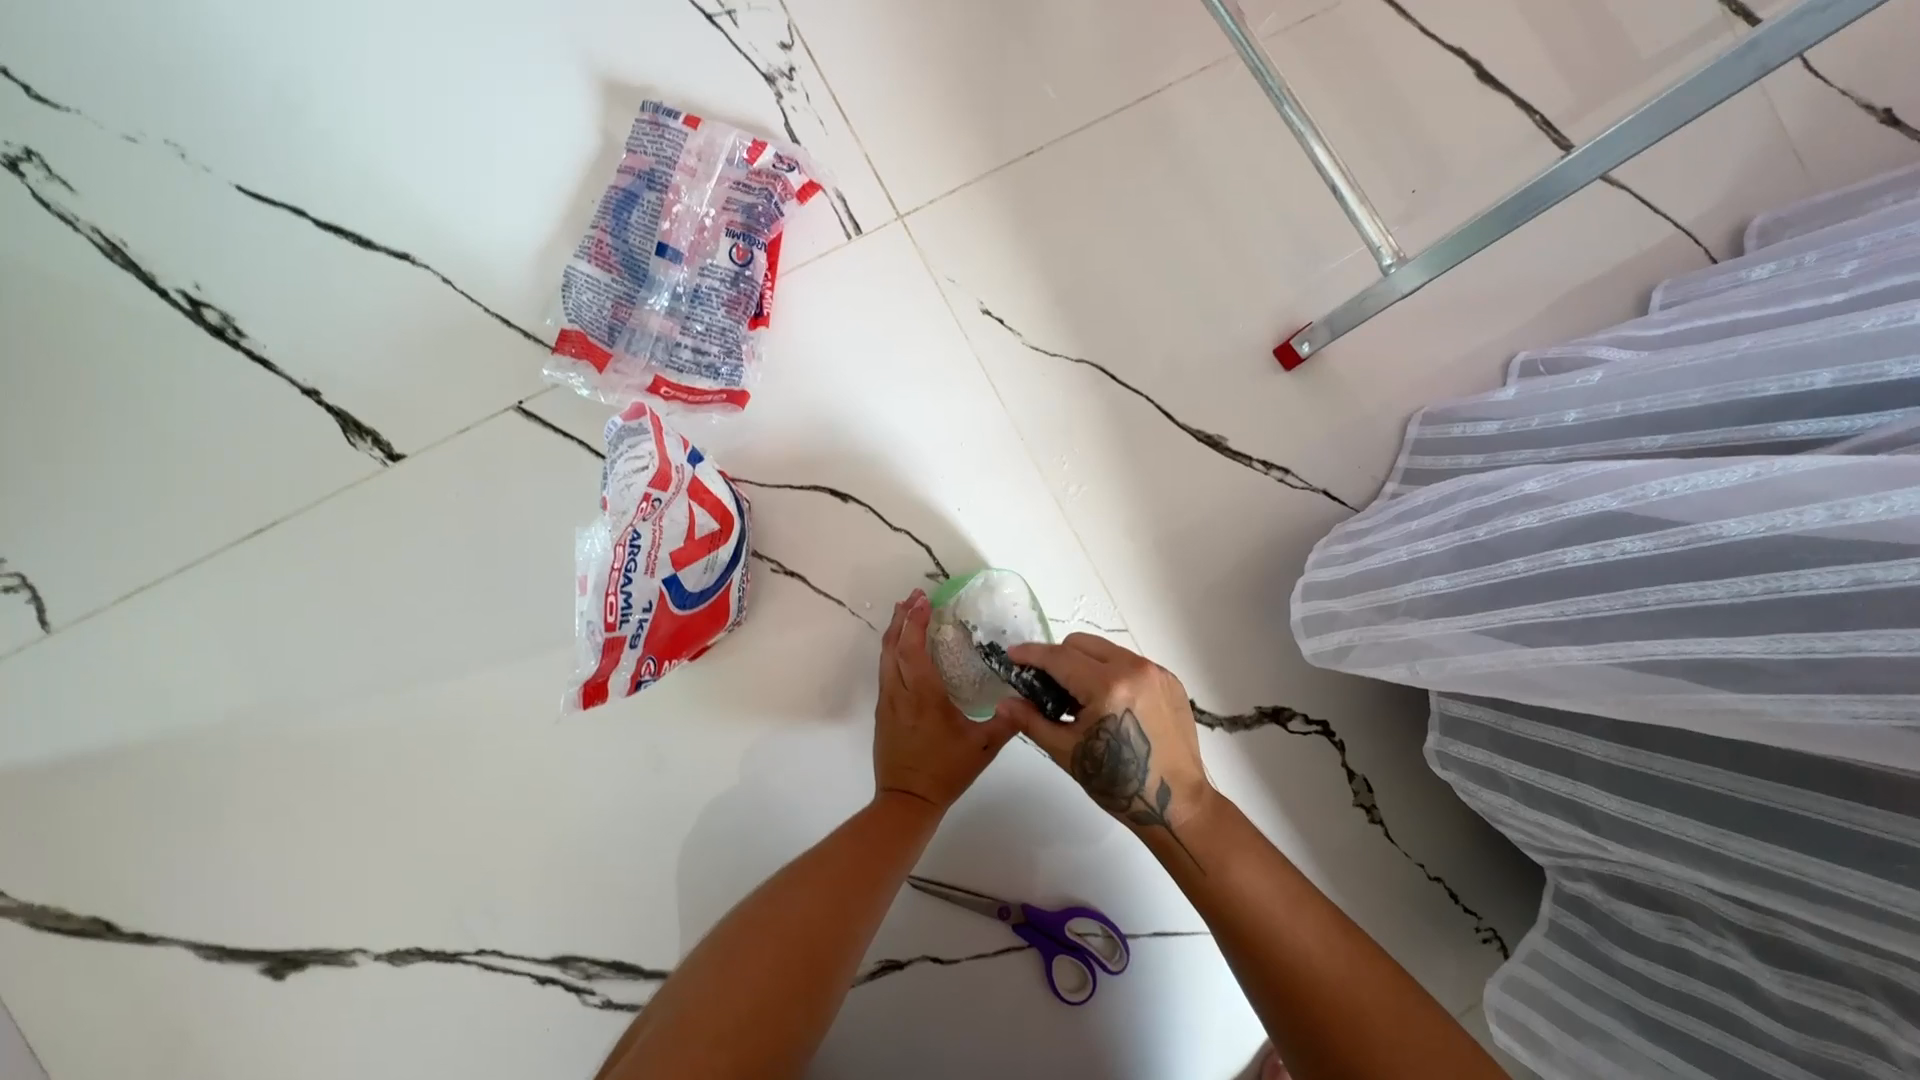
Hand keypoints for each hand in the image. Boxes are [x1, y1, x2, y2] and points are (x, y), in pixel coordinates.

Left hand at [872, 590, 1018, 813]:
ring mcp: (887, 703)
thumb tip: (1028, 700)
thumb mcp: (983, 748)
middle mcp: (899, 693)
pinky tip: (902, 651)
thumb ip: (1007, 722)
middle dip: (901, 618)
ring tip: (904, 613)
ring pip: (884, 659)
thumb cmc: (945, 773)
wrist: (906, 802)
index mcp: (923, 696)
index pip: (913, 648)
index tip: (923, 599)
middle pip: (892, 646)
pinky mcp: (883, 714)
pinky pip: (885, 673)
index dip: (916, 621)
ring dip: (894, 633)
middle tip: (913, 596)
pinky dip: (892, 652)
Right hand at [995, 635, 1214, 861]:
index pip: (1059, 658)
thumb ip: (1032, 721)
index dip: (1031, 655)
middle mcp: (1134, 669)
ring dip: (1085, 664)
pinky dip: (1111, 674)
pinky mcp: (1170, 681)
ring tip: (1079, 699)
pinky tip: (1108, 705)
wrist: (1175, 803)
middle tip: (1046, 686)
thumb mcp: (1067, 752)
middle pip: (1082, 644)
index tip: (1012, 655)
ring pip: (1106, 651)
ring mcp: (1156, 672)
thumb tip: (1003, 703)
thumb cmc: (1117, 783)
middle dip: (1058, 658)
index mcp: (1108, 686)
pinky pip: (1129, 663)